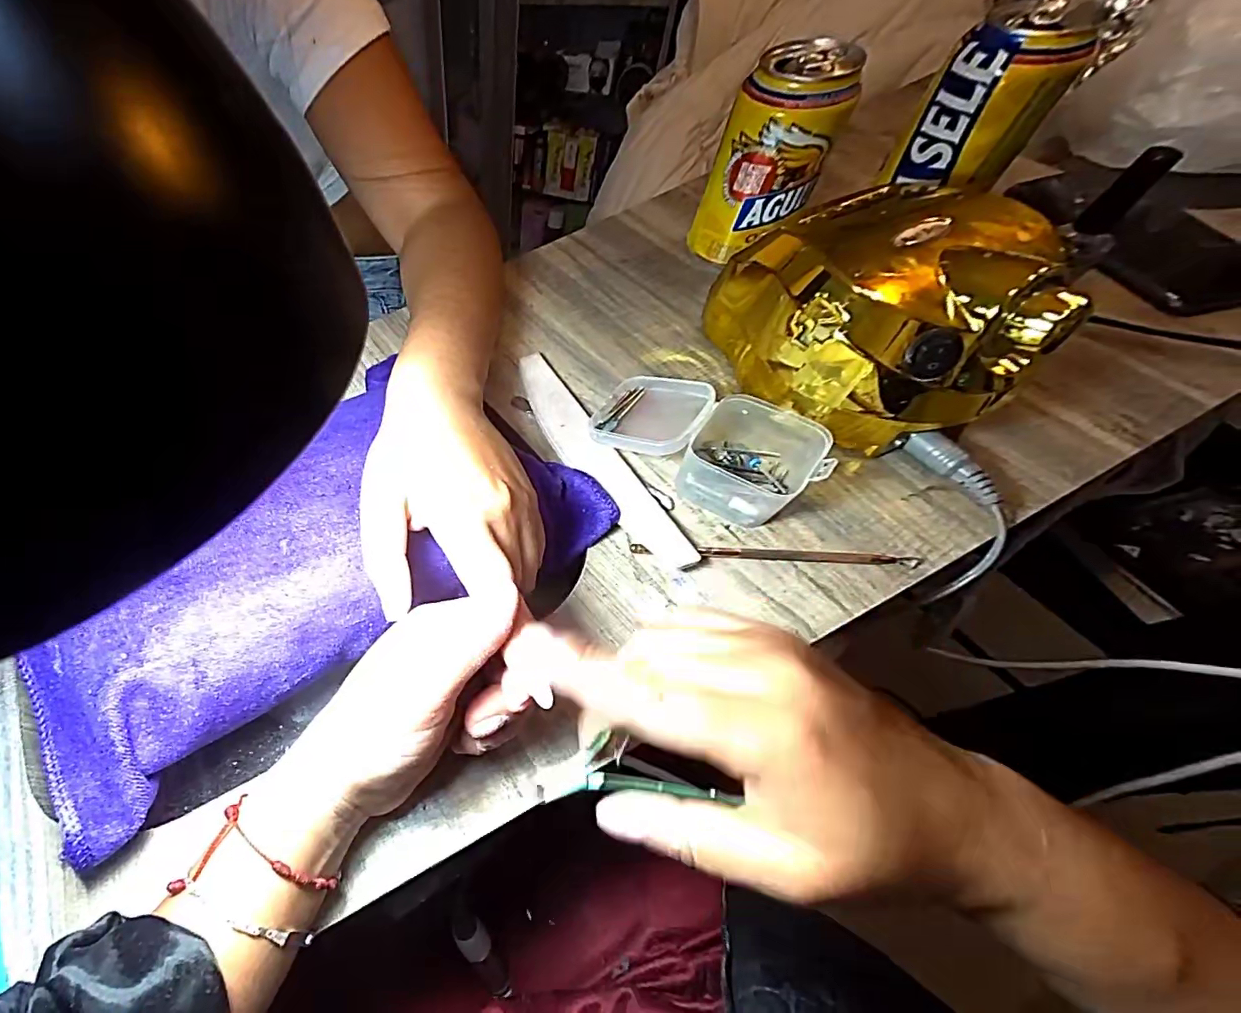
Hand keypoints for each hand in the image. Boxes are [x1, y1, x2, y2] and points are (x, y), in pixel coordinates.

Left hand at [271, 592, 529, 827]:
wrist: (345, 782)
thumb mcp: (423, 690)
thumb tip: (510, 593)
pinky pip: (498, 709)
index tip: (520, 693)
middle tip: (481, 721)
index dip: (526, 655)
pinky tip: (464, 743)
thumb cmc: (371, 736)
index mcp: (437, 624)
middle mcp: (447, 641)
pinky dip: (492, 730)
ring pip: (510, 685)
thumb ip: (468, 643)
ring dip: (500, 717)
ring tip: (466, 734)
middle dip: (510, 694)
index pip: (508, 617)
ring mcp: (452, 673)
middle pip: (515, 654)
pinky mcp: (456, 702)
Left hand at [361, 363, 542, 619]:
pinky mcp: (530, 495)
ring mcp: (522, 503)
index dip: (496, 628)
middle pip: (519, 588)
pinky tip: (499, 572)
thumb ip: (388, 560)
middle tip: (484, 642)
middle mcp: (502, 513)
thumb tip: (397, 609)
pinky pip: (540, 545)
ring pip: (533, 569)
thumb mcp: (382, 504)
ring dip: (514, 595)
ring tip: (489, 613)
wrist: (438, 399)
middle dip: (504, 619)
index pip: (496, 591)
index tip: (485, 649)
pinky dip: (524, 567)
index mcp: (464, 517)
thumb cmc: (404, 449)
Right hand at [502, 608, 1009, 906]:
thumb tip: (605, 811)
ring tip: (645, 718)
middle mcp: (761, 672)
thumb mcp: (781, 868)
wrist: (961, 813)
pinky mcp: (772, 634)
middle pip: (642, 663)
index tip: (527, 648)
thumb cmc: (871, 849)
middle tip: (605, 743)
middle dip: (606, 694)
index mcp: (763, 732)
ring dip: (632, 670)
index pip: (646, 697)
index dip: (580, 674)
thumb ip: (685, 834)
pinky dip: (659, 645)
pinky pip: (686, 621)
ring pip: (656, 637)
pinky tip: (670, 676)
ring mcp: (769, 644)